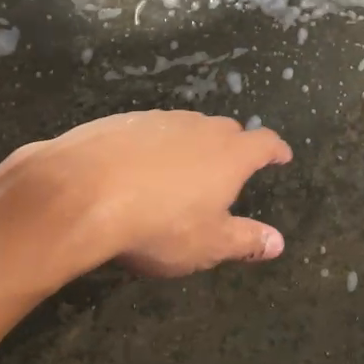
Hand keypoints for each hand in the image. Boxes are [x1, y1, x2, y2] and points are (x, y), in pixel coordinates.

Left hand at [0, 110, 291, 278]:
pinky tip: (138, 168)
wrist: (81, 193)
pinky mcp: (122, 121)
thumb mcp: (208, 244)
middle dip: (234, 146)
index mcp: (229, 154)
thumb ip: (246, 240)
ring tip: (184, 170)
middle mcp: (199, 127)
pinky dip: (154, 146)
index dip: (275, 150)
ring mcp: (159, 120)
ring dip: (192, 145)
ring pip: (186, 127)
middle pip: (226, 130)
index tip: (282, 157)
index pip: (263, 143)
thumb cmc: (158, 224)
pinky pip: (149, 131)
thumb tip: (279, 242)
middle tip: (231, 168)